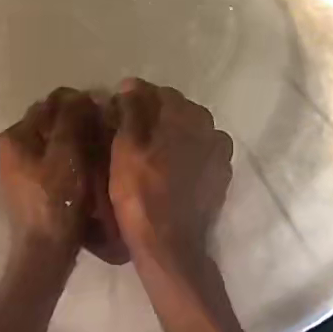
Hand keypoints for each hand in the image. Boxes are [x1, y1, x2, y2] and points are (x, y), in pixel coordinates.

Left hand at [0, 88, 103, 259]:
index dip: (82, 105)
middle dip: (78, 123)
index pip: (53, 103)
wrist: (46, 251)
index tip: (105, 116)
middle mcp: (12, 148)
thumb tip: (81, 95)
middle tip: (106, 133)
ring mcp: (19, 170)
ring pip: (54, 143)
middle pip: (52, 122)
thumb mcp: (68, 153)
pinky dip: (71, 160)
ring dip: (76, 142)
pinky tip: (89, 170)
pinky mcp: (30, 188)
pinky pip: (53, 162)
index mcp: (16, 135)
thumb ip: (72, 118)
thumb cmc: (57, 200)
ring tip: (100, 151)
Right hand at [108, 79, 233, 272]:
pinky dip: (181, 156)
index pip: (156, 93)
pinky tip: (164, 170)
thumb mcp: (125, 148)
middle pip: (175, 111)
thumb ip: (130, 111)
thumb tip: (132, 85)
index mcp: (186, 115)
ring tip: (145, 152)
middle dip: (151, 116)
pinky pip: (198, 156)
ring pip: (188, 133)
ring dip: (168, 136)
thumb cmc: (140, 193)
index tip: (113, 112)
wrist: (169, 245)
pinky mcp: (219, 178)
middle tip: (125, 132)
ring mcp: (219, 155)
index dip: (132, 100)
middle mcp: (209, 128)